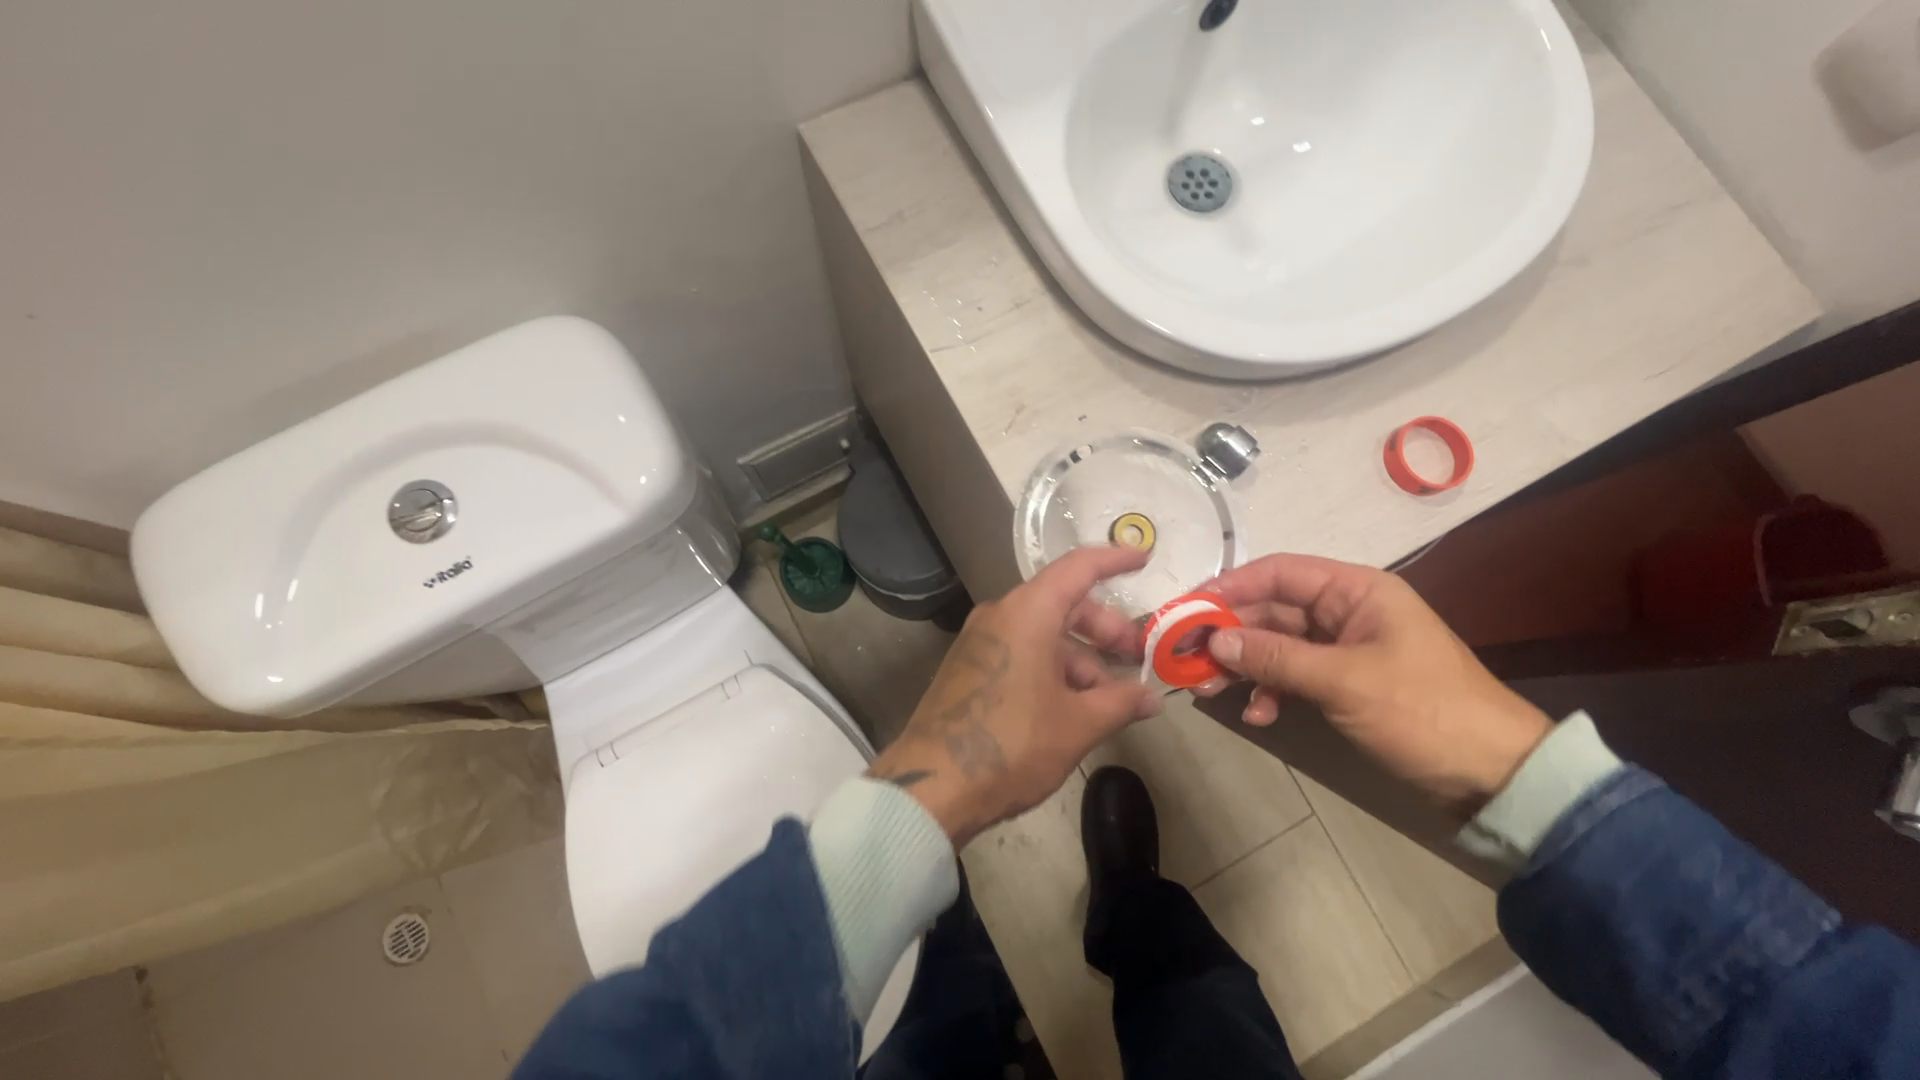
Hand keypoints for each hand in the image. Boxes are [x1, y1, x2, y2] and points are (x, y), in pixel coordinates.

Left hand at [868, 546, 1162, 847]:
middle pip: (1063, 604)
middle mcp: (1000, 616)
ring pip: (1043, 634)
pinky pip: (1021, 653)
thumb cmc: (1012, 745)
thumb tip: (1151, 699)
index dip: (1114, 559)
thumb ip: (1121, 703)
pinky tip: (1074, 707)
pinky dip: (1052, 670)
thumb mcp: (1078, 724)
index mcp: (1027, 613)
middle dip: (1105, 629)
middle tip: (1136, 658)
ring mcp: (980, 643)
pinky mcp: (968, 669)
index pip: (1078, 568)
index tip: (1144, 560)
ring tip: (1110, 701)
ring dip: (1081, 659)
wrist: (932, 786)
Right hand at [1196, 554, 1551, 815]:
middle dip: (1229, 634)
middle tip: (1187, 659)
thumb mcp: (1344, 681)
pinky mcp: (1345, 683)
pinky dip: (1271, 692)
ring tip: (1210, 691)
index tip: (1185, 609)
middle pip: (1271, 610)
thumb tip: (1215, 638)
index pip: (1278, 573)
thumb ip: (1276, 657)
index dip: (1228, 587)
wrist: (1493, 774)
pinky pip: (1293, 676)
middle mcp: (1345, 611)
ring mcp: (1344, 649)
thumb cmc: (1423, 712)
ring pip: (1277, 645)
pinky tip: (1257, 716)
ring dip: (1244, 666)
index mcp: (1355, 591)